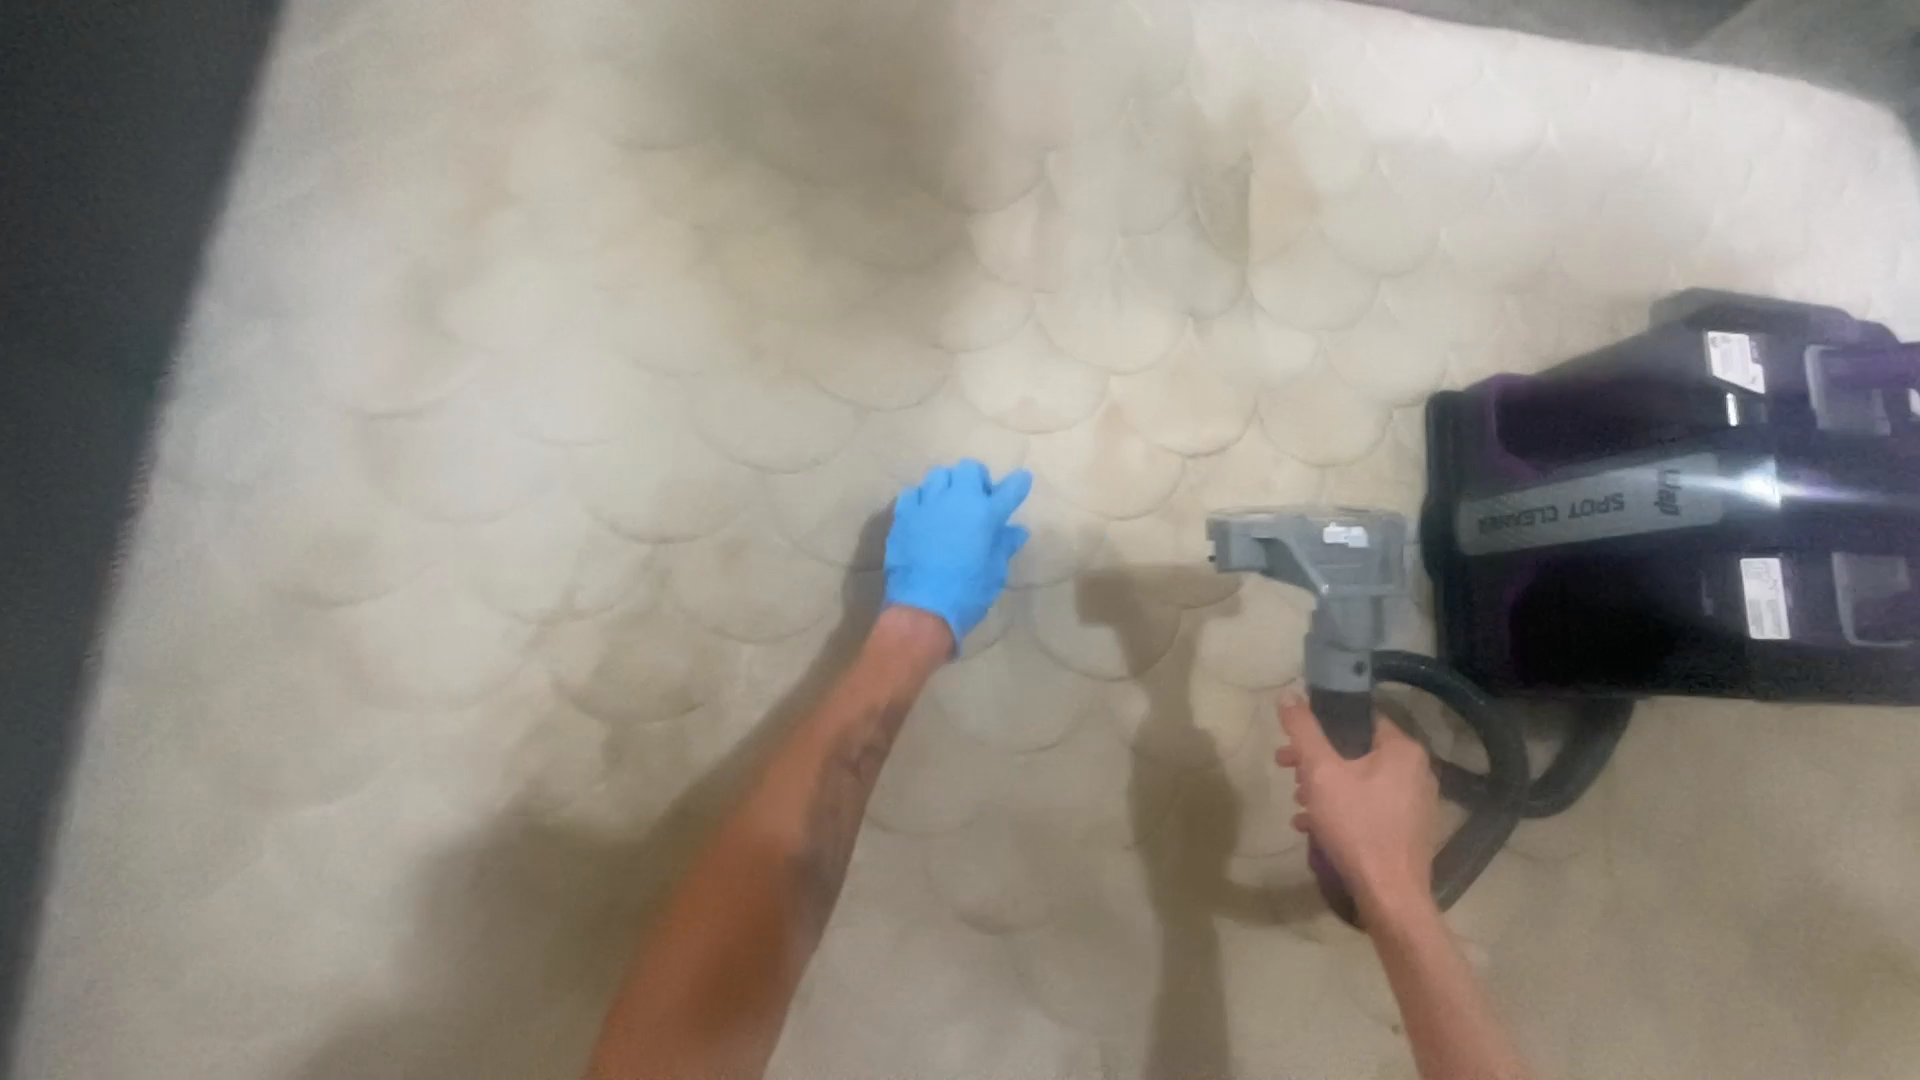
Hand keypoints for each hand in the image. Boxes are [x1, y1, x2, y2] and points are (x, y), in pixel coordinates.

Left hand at [884, 460, 1031, 648]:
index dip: (1019, 483)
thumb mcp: (995, 573)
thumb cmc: (967, 594)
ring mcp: (927, 504)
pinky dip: (921, 499)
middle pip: (969, 468)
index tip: (1022, 480)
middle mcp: (957, 500)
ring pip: (938, 475)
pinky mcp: (903, 516)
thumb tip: (1016, 530)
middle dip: (977, 480)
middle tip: (978, 500)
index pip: (1010, 488)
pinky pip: (912, 493)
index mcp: (986, 514)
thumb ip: (1004, 545)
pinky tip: (924, 515)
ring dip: (948, 486)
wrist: (923, 609)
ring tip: (948, 505)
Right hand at [1277, 697, 1437, 918]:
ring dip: (1324, 786)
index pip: (1358, 717)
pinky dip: (1341, 809)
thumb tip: (1288, 694)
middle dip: (1316, 761)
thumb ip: (1303, 729)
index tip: (1293, 741)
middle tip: (1287, 771)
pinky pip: (1369, 807)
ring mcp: (1417, 804)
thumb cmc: (1356, 825)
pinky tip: (1313, 826)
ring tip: (1299, 803)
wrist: (1389, 895)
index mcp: (1403, 750)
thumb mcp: (1319, 771)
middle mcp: (1417, 771)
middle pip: (1355, 751)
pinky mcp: (1410, 831)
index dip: (1321, 724)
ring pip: (1359, 780)